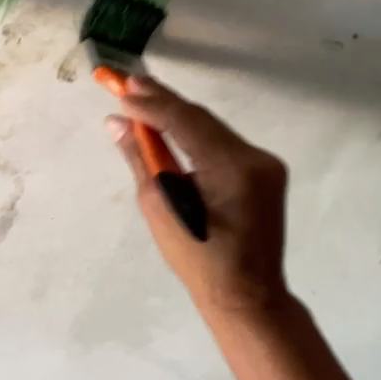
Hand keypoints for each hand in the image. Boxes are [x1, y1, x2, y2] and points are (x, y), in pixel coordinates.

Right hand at [107, 75, 290, 319]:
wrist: (249, 297)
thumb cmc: (198, 259)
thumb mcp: (160, 207)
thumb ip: (141, 157)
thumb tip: (116, 121)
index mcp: (233, 169)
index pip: (186, 122)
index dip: (151, 104)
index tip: (121, 91)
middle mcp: (255, 158)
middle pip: (201, 118)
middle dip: (162, 101)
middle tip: (127, 82)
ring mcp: (264, 163)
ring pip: (211, 126)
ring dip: (176, 113)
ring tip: (141, 96)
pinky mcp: (264, 171)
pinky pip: (221, 141)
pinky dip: (193, 131)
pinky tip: (169, 122)